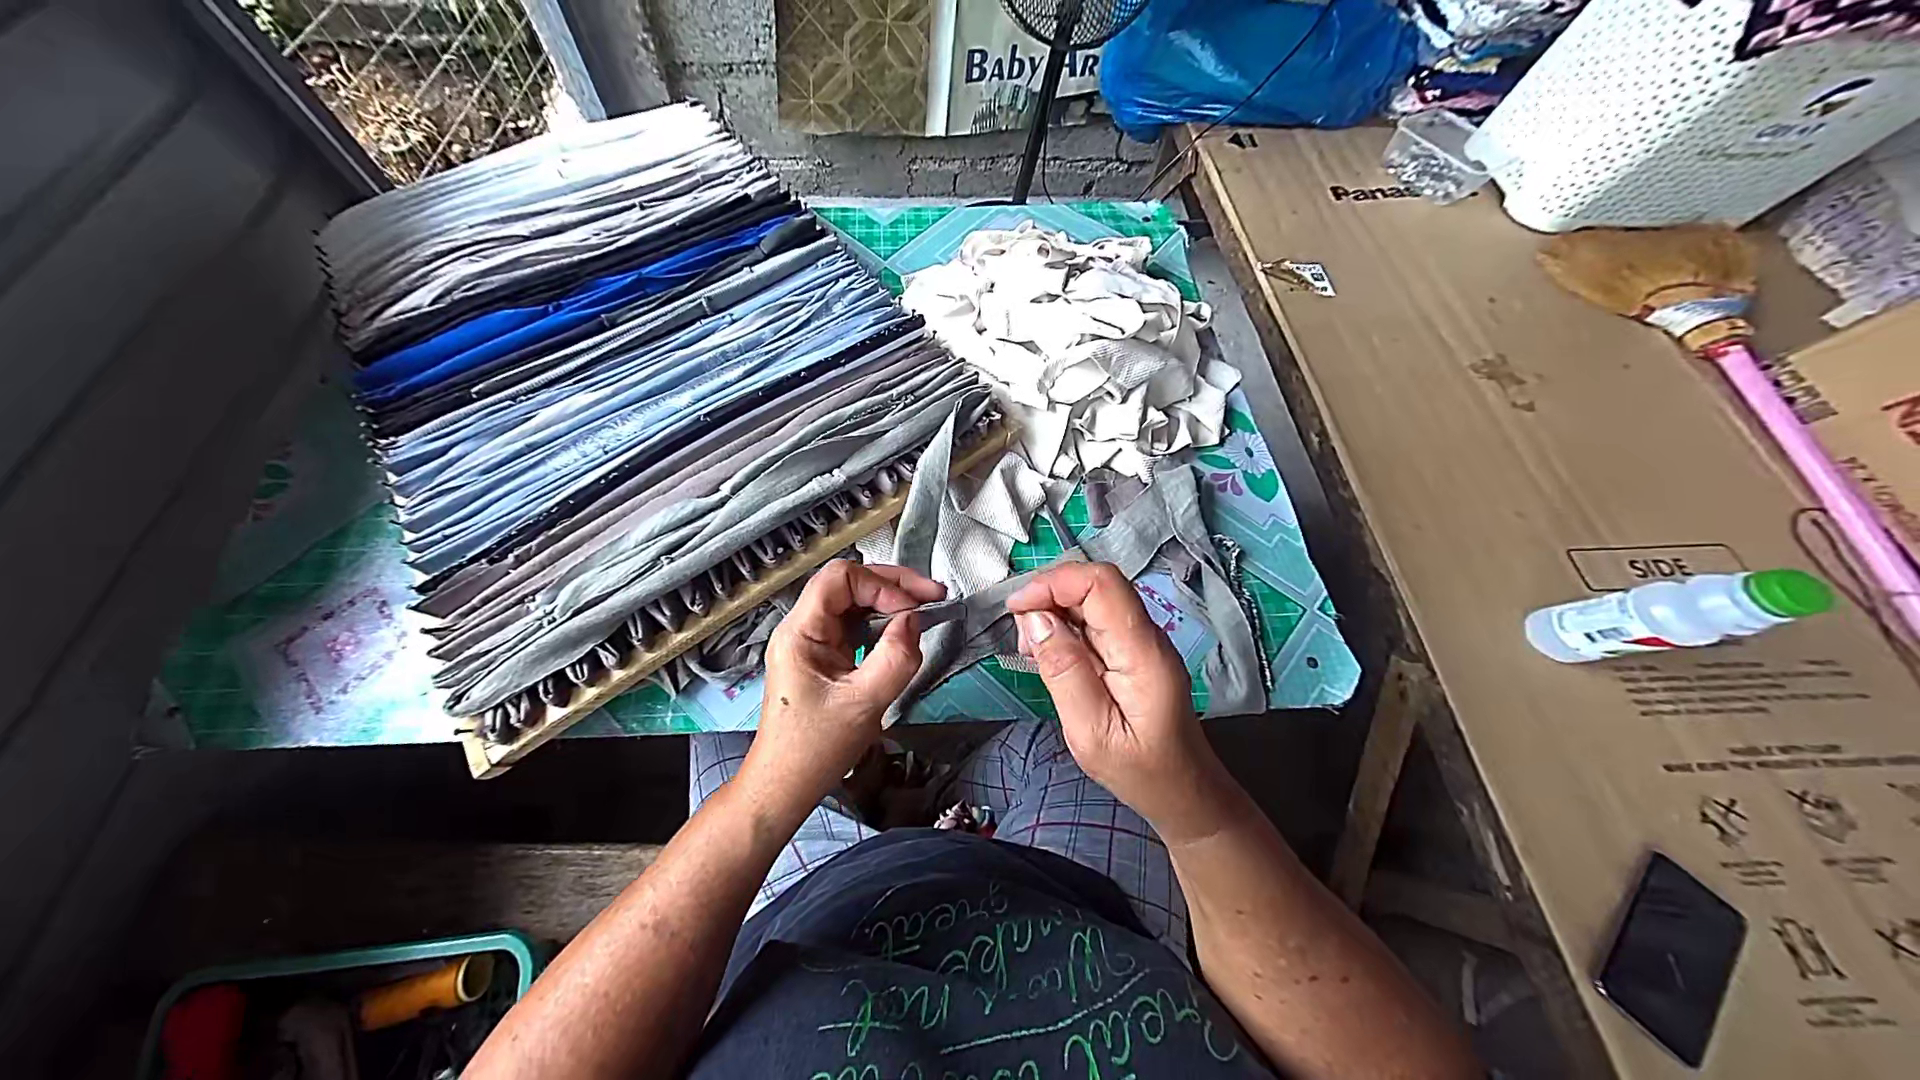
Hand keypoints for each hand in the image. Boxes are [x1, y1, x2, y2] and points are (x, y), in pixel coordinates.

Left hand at [742, 560, 945, 817]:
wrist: (785, 785)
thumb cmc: (816, 748)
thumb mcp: (864, 703)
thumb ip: (895, 658)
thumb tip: (914, 621)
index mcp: (800, 632)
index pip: (841, 578)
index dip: (882, 585)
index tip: (913, 610)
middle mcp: (802, 628)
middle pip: (848, 583)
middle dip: (893, 585)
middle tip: (934, 596)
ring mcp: (812, 641)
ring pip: (853, 602)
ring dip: (890, 601)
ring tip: (926, 607)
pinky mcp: (823, 656)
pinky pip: (854, 625)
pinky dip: (882, 622)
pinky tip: (904, 629)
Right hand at [1008, 562, 1232, 843]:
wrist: (1183, 791)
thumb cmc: (1141, 771)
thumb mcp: (1091, 733)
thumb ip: (1064, 672)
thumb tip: (1036, 619)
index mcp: (1143, 652)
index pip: (1101, 583)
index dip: (1054, 582)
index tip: (1018, 607)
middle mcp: (1146, 636)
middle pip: (1095, 584)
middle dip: (1049, 596)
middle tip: (1023, 637)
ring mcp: (1141, 641)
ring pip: (1091, 599)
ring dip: (1053, 611)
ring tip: (1033, 651)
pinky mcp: (1131, 650)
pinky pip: (1094, 620)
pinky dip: (1063, 626)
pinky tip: (1050, 655)